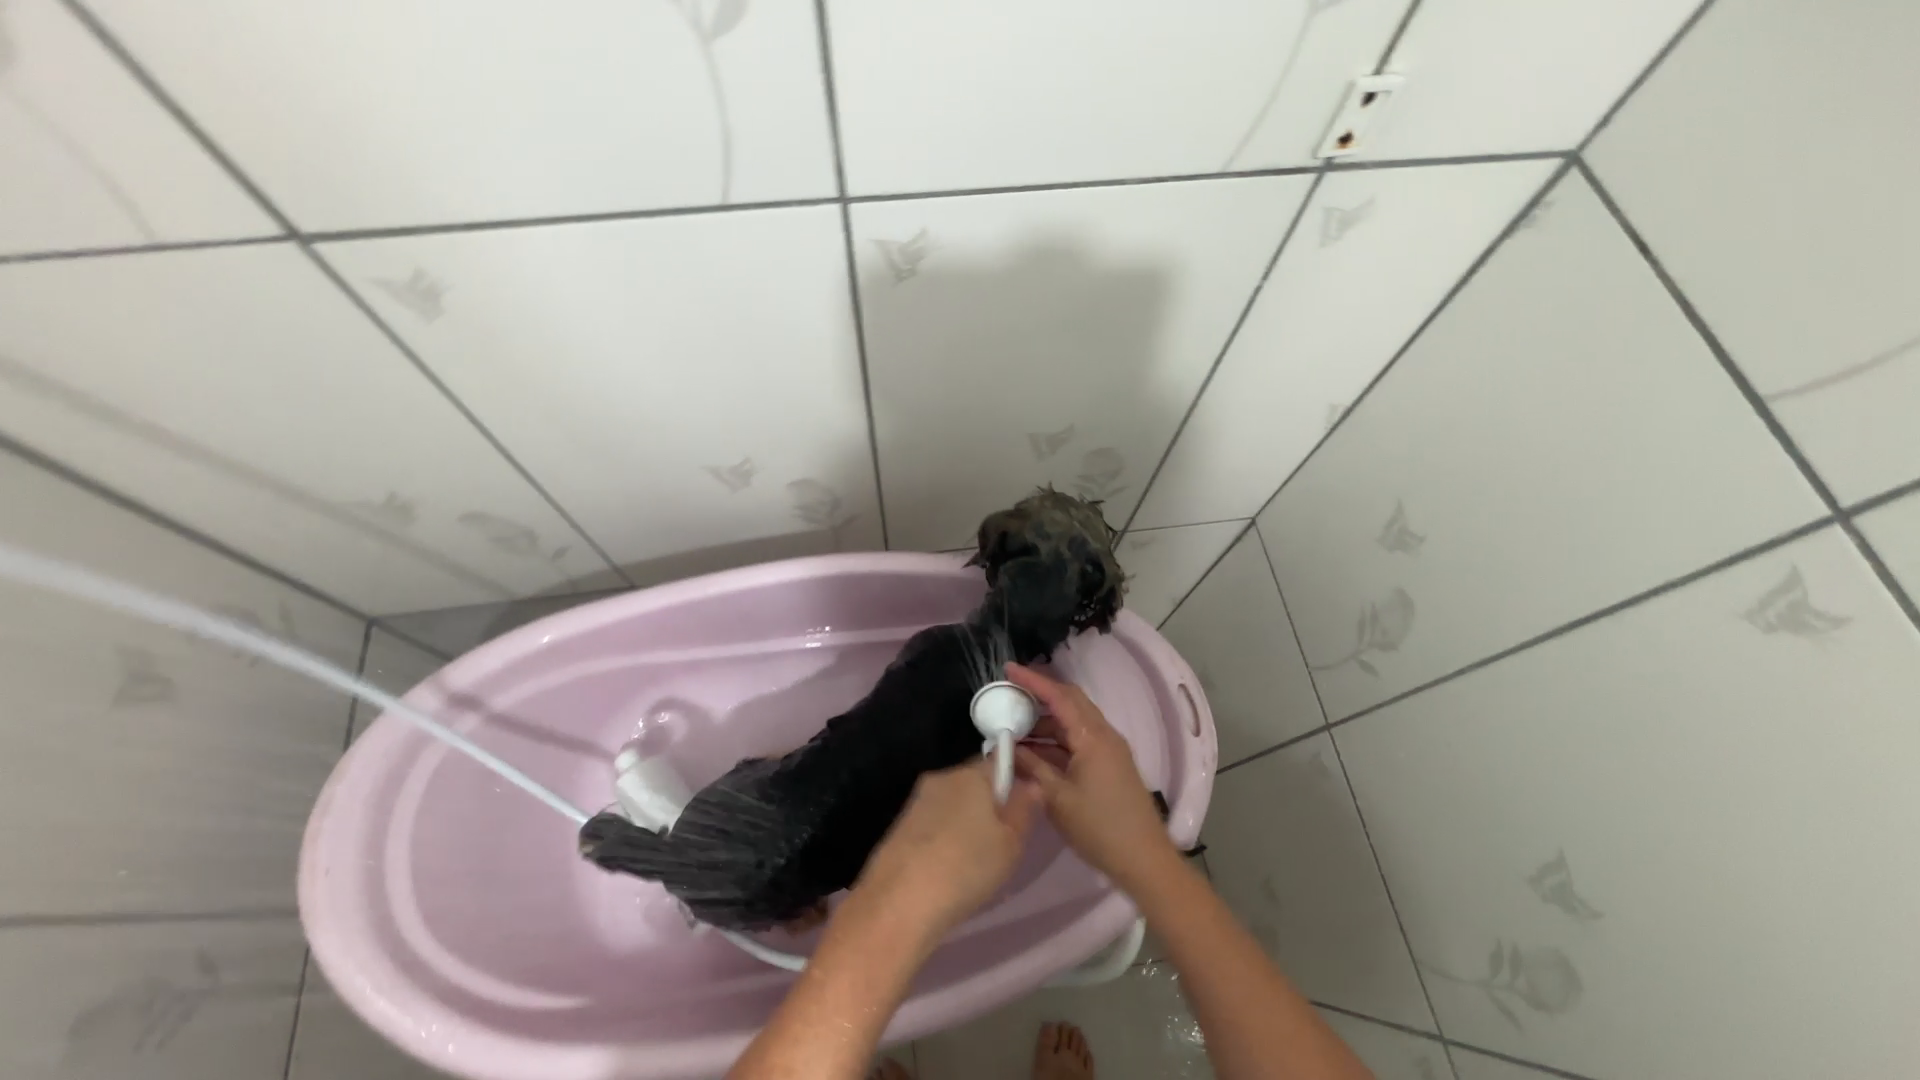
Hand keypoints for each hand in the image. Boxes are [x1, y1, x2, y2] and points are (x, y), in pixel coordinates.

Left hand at [852, 759, 1042, 934]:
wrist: (900, 900)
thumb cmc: (967, 867)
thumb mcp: (1010, 844)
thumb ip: (1024, 809)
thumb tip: (1031, 783)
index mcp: (971, 774)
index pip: (998, 759)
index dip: (1012, 778)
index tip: (1019, 807)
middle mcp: (941, 777)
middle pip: (973, 781)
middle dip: (988, 803)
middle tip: (1000, 840)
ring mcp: (916, 800)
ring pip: (951, 802)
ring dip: (964, 821)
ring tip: (972, 860)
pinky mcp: (899, 824)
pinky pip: (932, 822)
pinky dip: (943, 837)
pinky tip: (945, 867)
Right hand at [1007, 662, 1178, 890]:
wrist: (1142, 858)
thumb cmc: (1098, 827)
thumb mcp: (1057, 797)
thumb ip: (1031, 767)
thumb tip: (1008, 747)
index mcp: (1093, 737)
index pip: (1060, 697)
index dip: (1033, 681)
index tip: (1008, 669)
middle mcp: (1104, 735)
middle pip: (1071, 702)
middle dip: (1040, 695)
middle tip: (1010, 693)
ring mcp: (1109, 750)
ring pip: (1074, 722)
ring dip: (1046, 721)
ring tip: (1014, 727)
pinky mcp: (1109, 765)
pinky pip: (1079, 740)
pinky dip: (1056, 740)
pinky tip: (1034, 751)